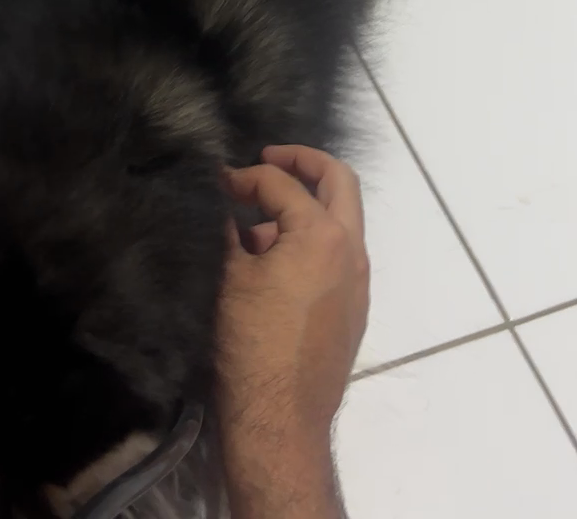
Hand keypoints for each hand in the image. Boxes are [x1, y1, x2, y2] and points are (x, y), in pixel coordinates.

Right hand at [215, 146, 367, 516]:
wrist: (281, 419)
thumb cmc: (250, 342)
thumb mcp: (228, 276)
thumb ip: (225, 228)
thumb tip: (220, 197)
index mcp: (321, 235)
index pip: (281, 183)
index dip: (245, 177)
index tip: (218, 183)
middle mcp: (351, 250)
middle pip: (338, 180)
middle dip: (302, 162)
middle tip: (268, 158)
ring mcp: (358, 280)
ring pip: (341, 217)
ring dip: (305, 204)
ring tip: (256, 223)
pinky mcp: (353, 306)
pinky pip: (337, 252)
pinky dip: (310, 238)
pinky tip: (271, 260)